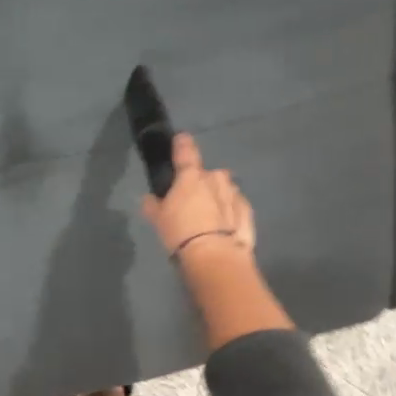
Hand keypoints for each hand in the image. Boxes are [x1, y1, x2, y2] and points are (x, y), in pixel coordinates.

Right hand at [139, 133, 255, 258]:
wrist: (214, 256)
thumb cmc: (180, 233)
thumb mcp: (158, 221)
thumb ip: (153, 206)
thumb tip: (148, 198)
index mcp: (191, 176)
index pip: (186, 151)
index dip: (182, 144)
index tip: (180, 139)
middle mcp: (216, 178)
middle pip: (207, 176)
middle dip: (201, 185)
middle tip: (192, 204)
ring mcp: (234, 194)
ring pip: (223, 190)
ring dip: (217, 199)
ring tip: (209, 221)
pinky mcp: (247, 211)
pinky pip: (235, 207)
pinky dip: (229, 214)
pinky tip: (223, 229)